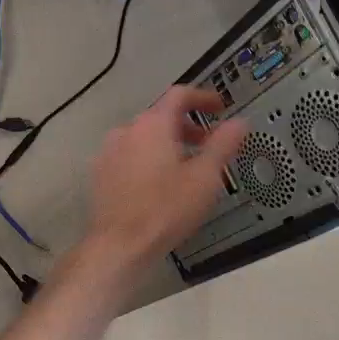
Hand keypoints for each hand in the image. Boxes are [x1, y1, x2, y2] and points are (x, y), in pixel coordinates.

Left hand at [82, 86, 246, 269]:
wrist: (119, 244)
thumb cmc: (166, 209)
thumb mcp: (205, 177)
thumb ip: (223, 144)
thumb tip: (239, 122)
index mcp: (152, 125)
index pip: (179, 95)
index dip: (203, 97)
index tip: (219, 107)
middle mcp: (126, 132)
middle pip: (159, 116)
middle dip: (186, 126)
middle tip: (206, 143)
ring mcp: (108, 153)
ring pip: (142, 138)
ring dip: (165, 144)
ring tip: (184, 167)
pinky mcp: (99, 175)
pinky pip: (127, 157)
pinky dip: (146, 159)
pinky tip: (157, 184)